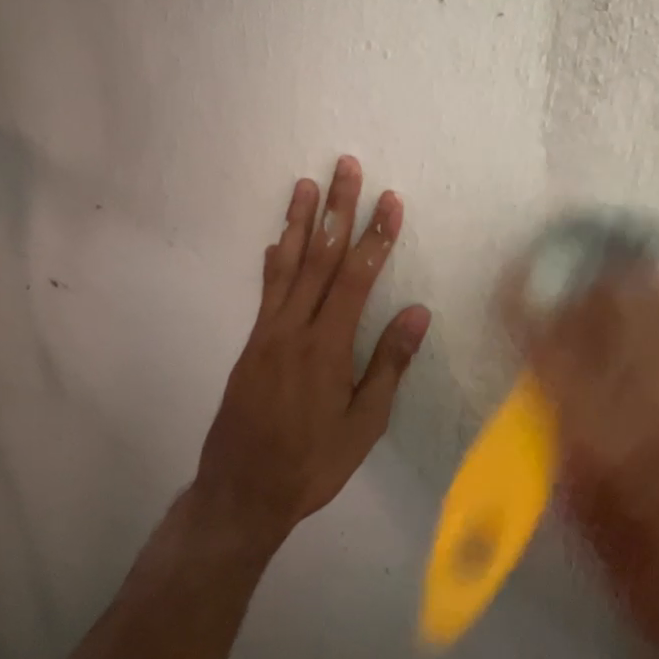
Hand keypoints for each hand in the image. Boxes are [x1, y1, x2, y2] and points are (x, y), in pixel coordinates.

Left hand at [194, 156, 430, 546]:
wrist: (242, 491)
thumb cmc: (313, 463)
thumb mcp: (364, 424)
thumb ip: (388, 364)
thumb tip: (416, 311)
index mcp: (327, 347)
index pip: (356, 278)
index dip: (375, 236)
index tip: (390, 201)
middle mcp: (293, 330)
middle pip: (318, 257)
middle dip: (336, 210)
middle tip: (345, 167)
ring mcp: (267, 334)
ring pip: (286, 266)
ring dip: (298, 221)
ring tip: (306, 183)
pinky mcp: (251, 345)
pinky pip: (266, 292)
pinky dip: (273, 261)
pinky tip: (274, 241)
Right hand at [507, 268, 658, 658]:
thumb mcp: (585, 521)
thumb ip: (558, 437)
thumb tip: (541, 372)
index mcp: (607, 443)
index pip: (550, 343)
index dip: (524, 300)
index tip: (513, 279)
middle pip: (613, 305)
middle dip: (582, 280)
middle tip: (570, 273)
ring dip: (636, 278)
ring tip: (618, 269)